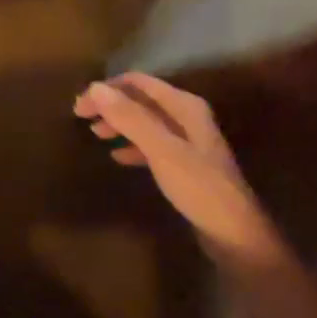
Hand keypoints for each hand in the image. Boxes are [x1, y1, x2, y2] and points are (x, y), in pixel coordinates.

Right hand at [74, 73, 270, 249]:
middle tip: (82, 118)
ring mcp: (188, 141)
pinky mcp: (186, 166)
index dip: (108, 89)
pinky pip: (153, 146)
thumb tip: (95, 87)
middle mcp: (187, 116)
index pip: (139, 83)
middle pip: (142, 101)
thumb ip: (130, 117)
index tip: (81, 105)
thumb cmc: (199, 186)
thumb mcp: (161, 149)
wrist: (235, 235)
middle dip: (112, 105)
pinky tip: (118, 157)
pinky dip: (134, 146)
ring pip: (146, 123)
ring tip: (96, 134)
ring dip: (121, 124)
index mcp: (184, 105)